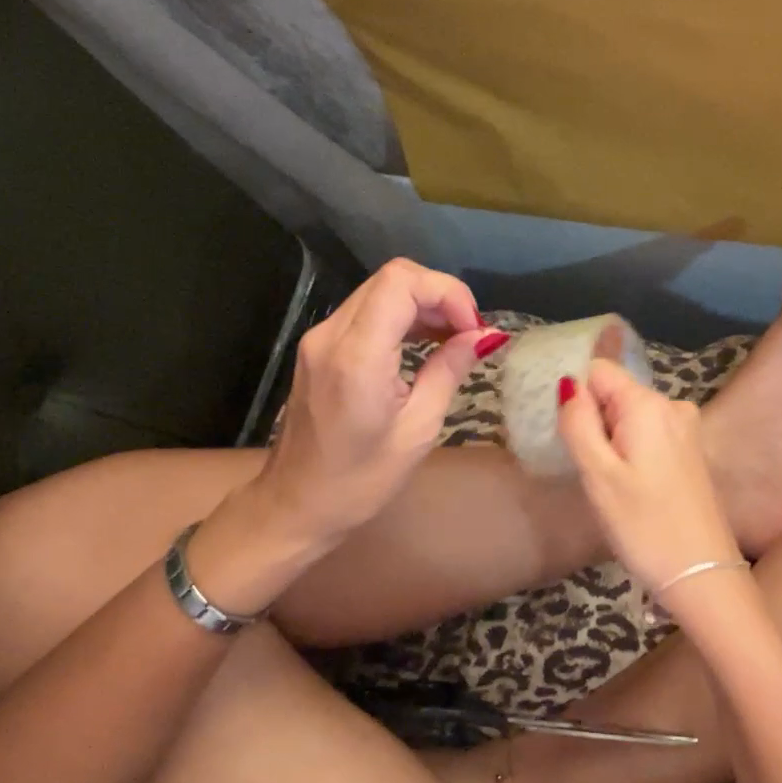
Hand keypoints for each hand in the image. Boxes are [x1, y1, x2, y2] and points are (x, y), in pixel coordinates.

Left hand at [246, 258, 502, 554]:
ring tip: (453, 340)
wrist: (296, 504)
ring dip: (423, 304)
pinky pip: (367, 311)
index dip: (446, 292)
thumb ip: (449, 371)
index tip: (472, 330)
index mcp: (357, 357)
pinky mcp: (319, 347)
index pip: (401, 282)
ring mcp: (320, 338)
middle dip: (439, 295)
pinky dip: (401, 316)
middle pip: (392, 278)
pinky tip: (424, 344)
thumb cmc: (361, 480)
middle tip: (468, 334)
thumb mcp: (418, 429)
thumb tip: (484, 336)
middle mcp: (331, 335)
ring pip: (379, 290)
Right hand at [556, 358, 743, 595]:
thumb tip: (568, 382)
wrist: (703, 573)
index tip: (567, 434)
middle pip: (615, 392)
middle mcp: (672, 405)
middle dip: (593, 420)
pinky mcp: (691, 451)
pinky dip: (631, 450)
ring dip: (611, 439)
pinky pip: (649, 433)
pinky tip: (630, 487)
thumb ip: (578, 423)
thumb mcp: (599, 476)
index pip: (598, 370)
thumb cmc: (645, 526)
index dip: (576, 396)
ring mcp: (686, 428)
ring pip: (630, 415)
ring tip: (609, 484)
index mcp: (648, 404)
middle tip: (588, 469)